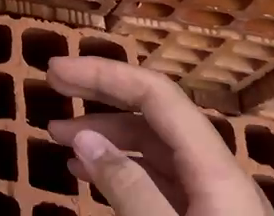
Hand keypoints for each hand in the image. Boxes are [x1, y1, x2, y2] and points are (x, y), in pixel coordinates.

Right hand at [46, 56, 273, 215]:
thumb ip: (128, 189)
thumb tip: (84, 140)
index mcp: (218, 174)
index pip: (157, 97)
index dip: (103, 74)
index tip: (52, 70)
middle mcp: (222, 180)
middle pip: (156, 117)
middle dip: (101, 98)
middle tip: (51, 90)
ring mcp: (219, 206)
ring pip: (156, 149)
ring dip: (105, 135)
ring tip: (59, 141)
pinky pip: (161, 182)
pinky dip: (121, 169)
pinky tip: (91, 179)